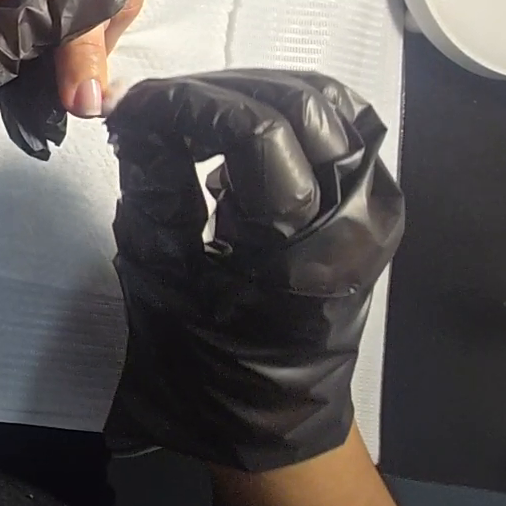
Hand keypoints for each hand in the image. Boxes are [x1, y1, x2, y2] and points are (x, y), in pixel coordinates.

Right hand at [103, 70, 403, 471]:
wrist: (263, 414)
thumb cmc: (199, 354)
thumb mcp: (156, 264)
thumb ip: (151, 176)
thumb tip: (135, 112)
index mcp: (304, 245)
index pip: (256, 130)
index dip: (182, 103)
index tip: (129, 107)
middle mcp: (360, 217)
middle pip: (304, 102)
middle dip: (214, 91)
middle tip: (154, 110)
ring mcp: (376, 207)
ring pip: (331, 104)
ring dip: (248, 94)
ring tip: (188, 119)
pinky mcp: (369, 204)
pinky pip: (335, 129)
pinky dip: (276, 114)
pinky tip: (227, 141)